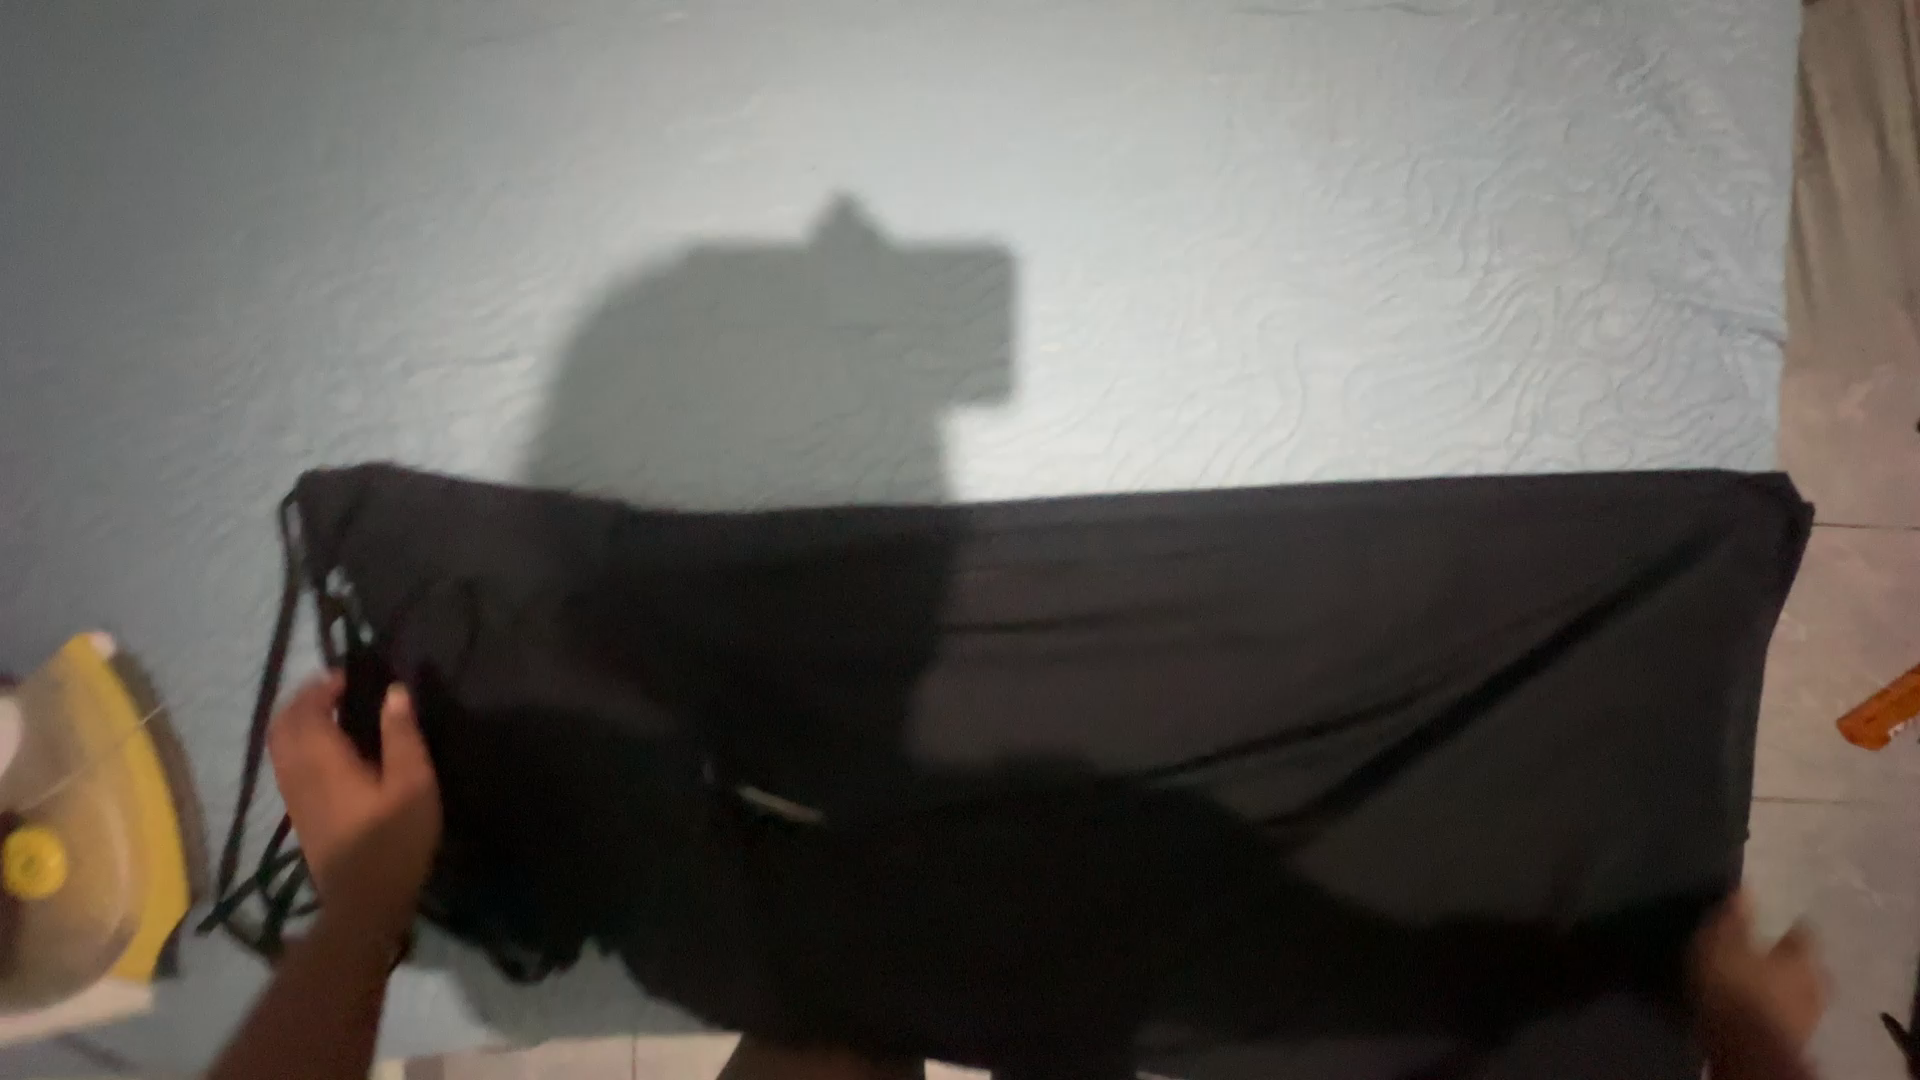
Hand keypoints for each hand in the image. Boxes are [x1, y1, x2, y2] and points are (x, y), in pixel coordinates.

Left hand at [268, 673, 441, 938]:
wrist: (364, 898)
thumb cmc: (396, 836)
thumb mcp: (413, 782)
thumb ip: (402, 735)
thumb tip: (394, 692)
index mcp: (324, 763)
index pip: (306, 713)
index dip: (322, 688)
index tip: (352, 674)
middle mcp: (298, 775)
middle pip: (282, 727)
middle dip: (304, 700)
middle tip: (340, 686)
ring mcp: (294, 796)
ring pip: (279, 746)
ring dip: (300, 720)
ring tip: (336, 708)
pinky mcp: (300, 811)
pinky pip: (287, 762)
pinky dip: (301, 740)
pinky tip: (331, 744)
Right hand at [1689, 890, 1826, 1048]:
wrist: (1743, 1039)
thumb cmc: (1732, 981)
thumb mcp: (1722, 940)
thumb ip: (1735, 915)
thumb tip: (1745, 887)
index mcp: (1803, 955)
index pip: (1802, 928)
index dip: (1784, 918)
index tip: (1765, 910)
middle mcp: (1816, 979)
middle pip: (1802, 958)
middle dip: (1780, 949)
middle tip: (1754, 941)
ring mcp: (1810, 1007)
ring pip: (1795, 981)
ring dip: (1775, 974)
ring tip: (1748, 966)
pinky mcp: (1795, 1026)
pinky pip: (1784, 1001)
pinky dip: (1770, 993)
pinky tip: (1749, 990)